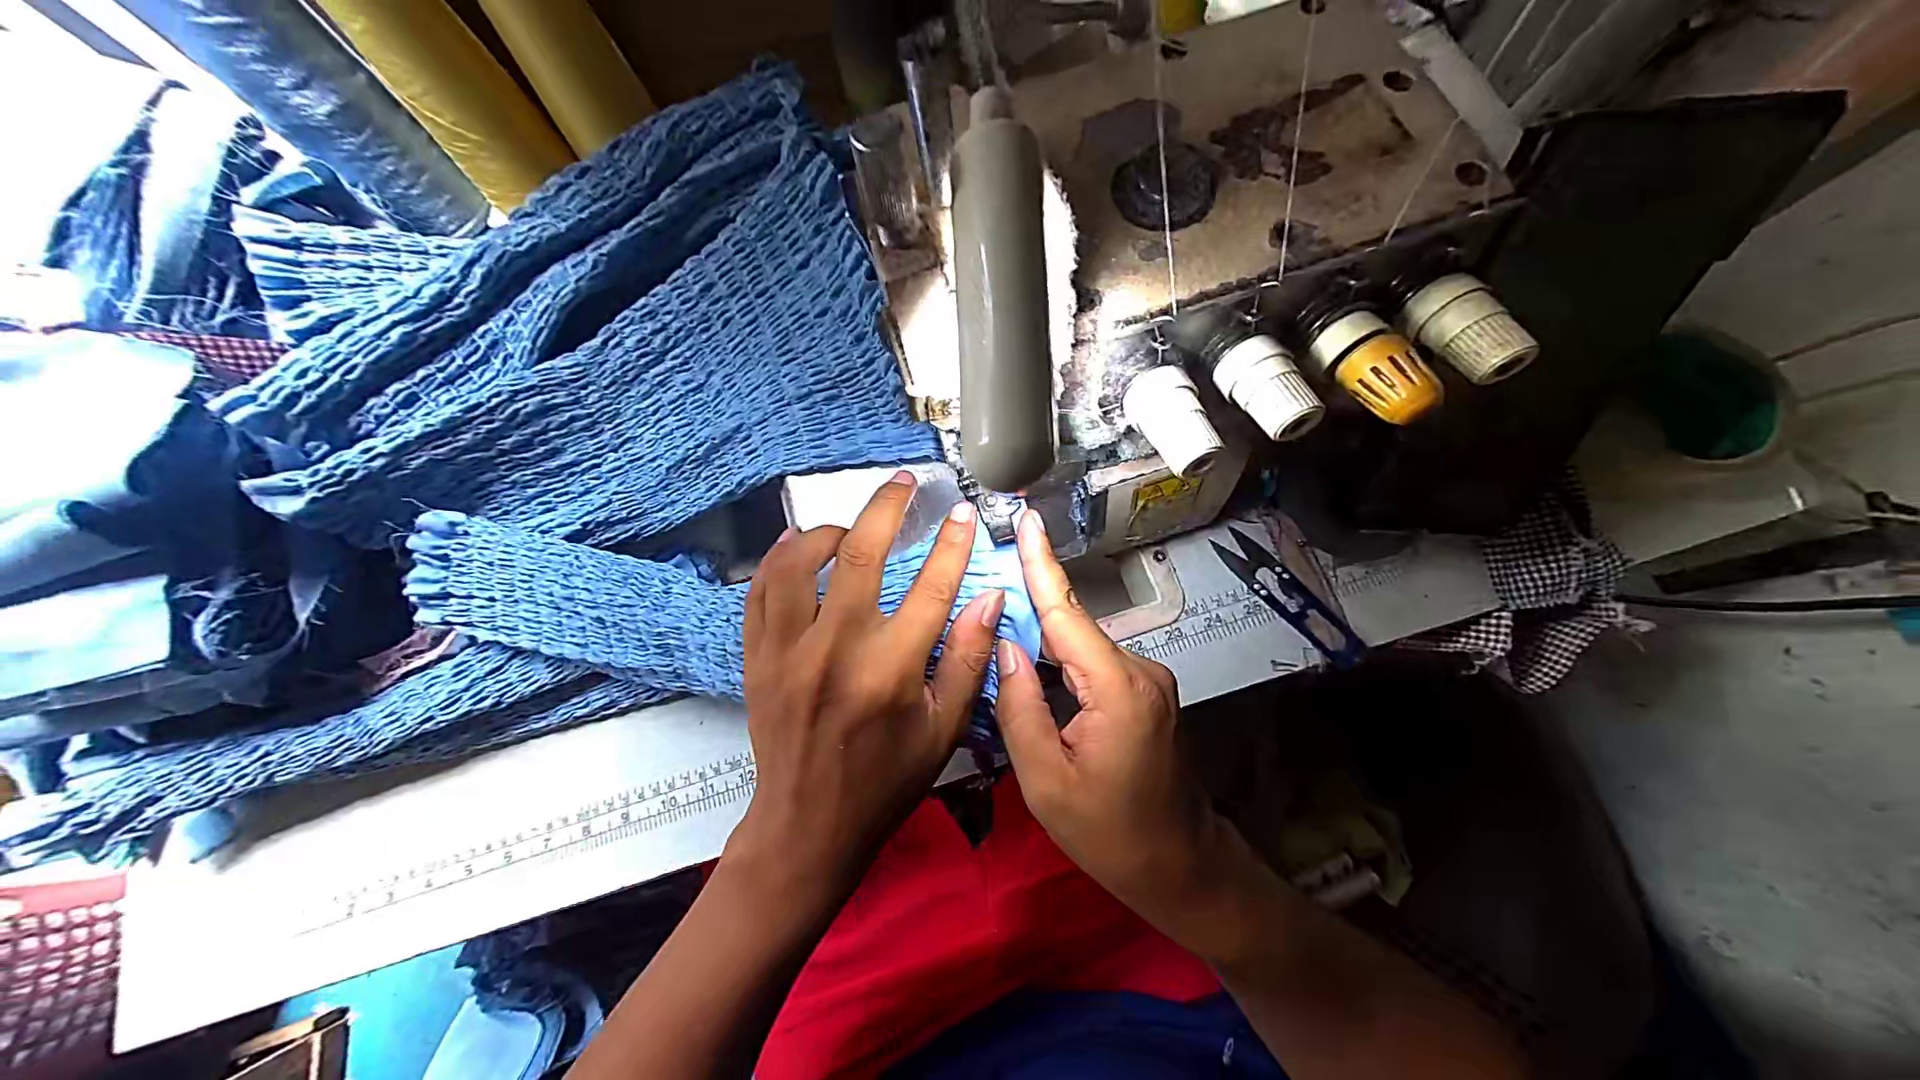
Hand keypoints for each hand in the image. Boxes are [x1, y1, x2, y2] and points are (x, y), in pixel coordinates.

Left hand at [731, 470, 1004, 900]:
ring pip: (797, 562)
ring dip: (826, 531)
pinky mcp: (756, 657)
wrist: (807, 824)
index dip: (951, 544)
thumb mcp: (943, 729)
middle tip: (903, 482)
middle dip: (886, 508)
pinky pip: (760, 589)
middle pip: (859, 555)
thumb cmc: (885, 781)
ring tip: (848, 528)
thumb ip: (969, 658)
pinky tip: (796, 548)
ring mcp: (786, 651)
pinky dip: (778, 559)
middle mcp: (835, 650)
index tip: (961, 512)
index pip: (930, 587)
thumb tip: (991, 597)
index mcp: (890, 671)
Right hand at [994, 510, 1245, 939]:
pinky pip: (1091, 665)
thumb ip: (1019, 707)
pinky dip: (1059, 663)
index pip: (1067, 612)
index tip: (1026, 518)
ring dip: (1039, 643)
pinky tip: (1030, 672)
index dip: (1041, 563)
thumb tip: (1004, 646)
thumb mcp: (1045, 780)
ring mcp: (1148, 679)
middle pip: (1070, 628)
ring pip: (1079, 648)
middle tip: (978, 592)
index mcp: (1117, 687)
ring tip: (994, 641)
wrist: (1180, 865)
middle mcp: (1139, 670)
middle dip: (1024, 609)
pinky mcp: (1145, 692)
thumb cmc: (1109, 834)